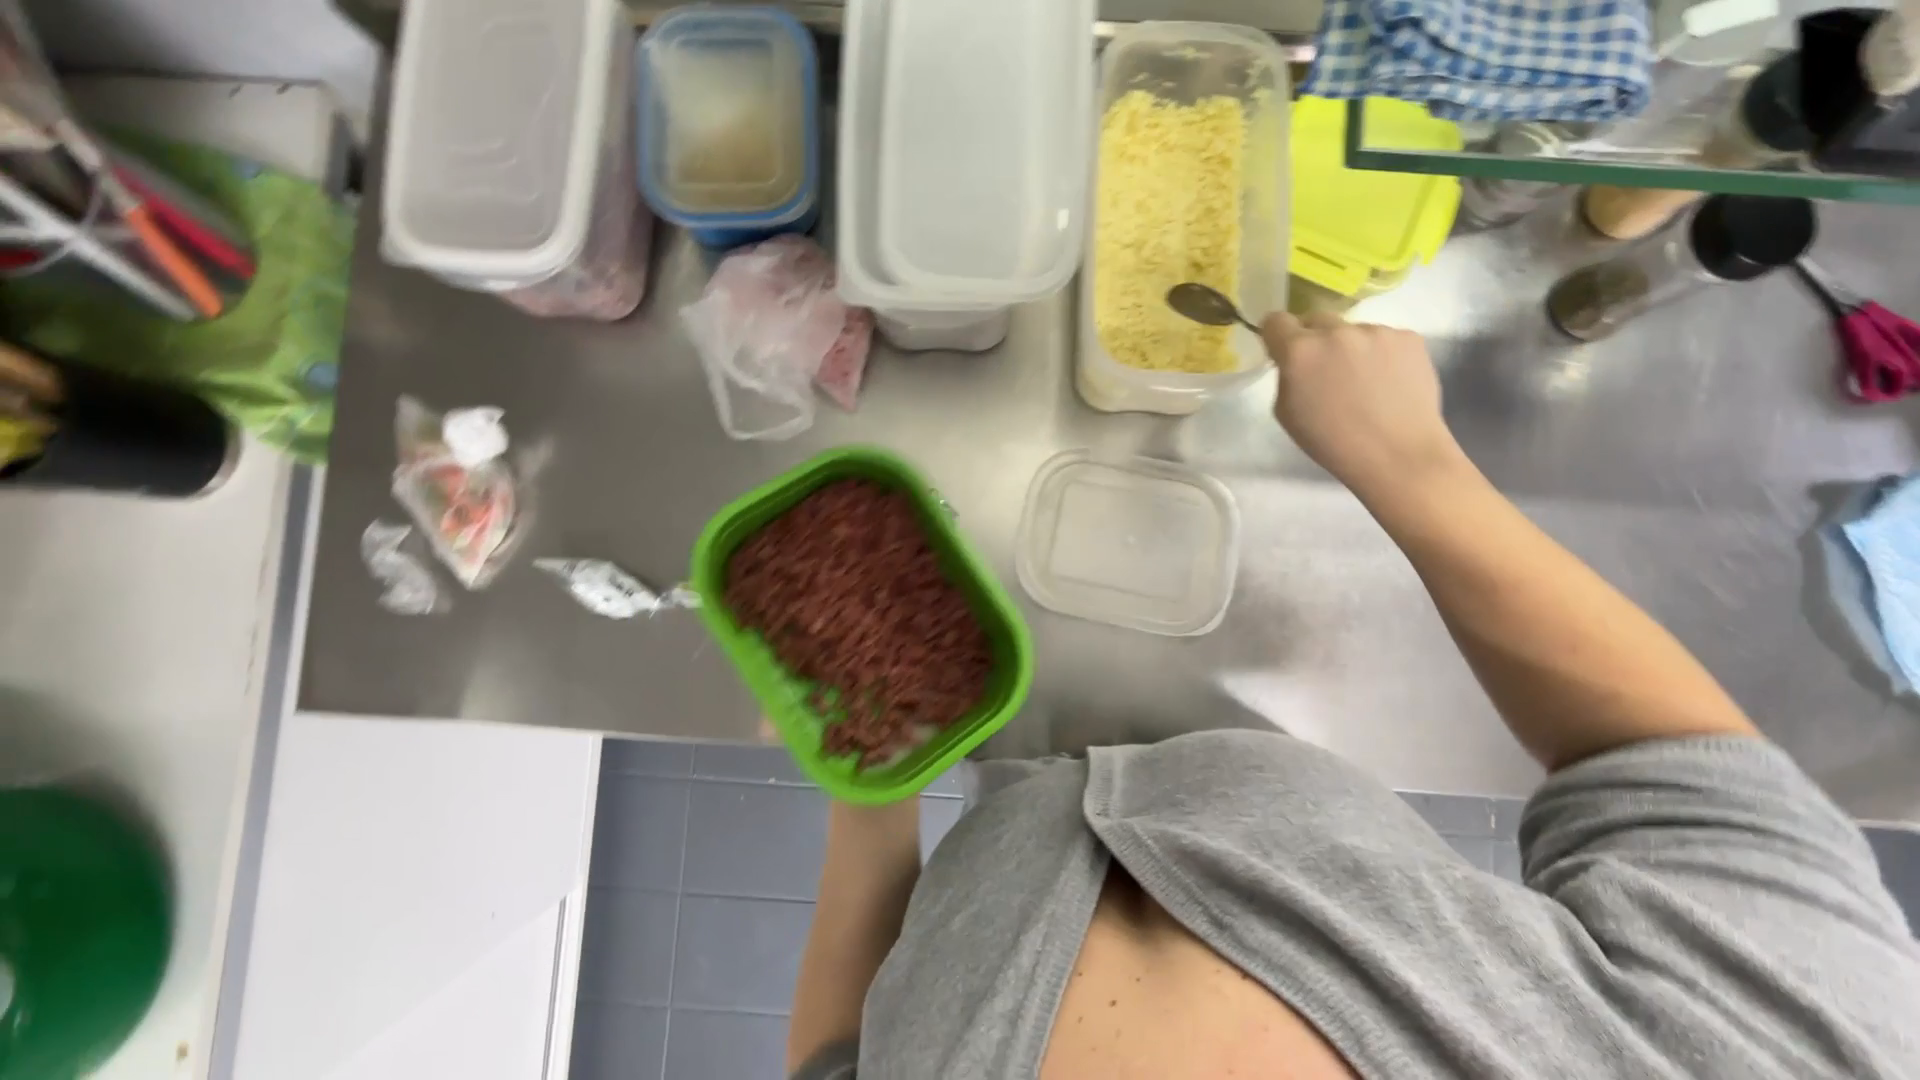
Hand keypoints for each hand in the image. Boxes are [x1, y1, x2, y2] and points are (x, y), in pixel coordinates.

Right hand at [1262, 312, 1463, 493]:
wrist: (1398, 454)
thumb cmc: (1332, 443)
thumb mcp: (1286, 414)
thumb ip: (1287, 377)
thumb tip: (1297, 363)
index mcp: (1300, 351)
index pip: (1276, 321)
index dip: (1276, 336)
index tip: (1282, 351)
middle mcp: (1336, 331)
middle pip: (1316, 320)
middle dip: (1314, 340)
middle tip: (1325, 371)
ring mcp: (1376, 331)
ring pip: (1353, 331)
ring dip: (1350, 348)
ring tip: (1364, 382)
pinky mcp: (1409, 337)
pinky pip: (1385, 339)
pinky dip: (1382, 355)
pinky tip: (1388, 382)